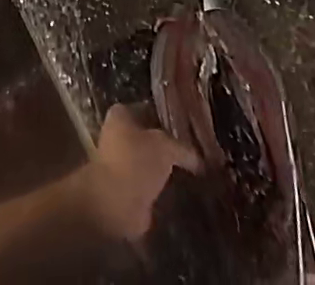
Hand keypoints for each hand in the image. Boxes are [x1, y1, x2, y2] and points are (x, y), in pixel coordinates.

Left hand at [74, 104, 201, 241]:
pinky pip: (151, 184)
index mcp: (121, 115)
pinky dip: (165, 189)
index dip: (171, 118)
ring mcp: (121, 163)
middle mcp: (117, 135)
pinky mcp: (126, 189)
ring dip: (168, 169)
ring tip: (196, 174)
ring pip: (152, 162)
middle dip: (171, 146)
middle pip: (151, 137)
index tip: (192, 129)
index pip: (151, 109)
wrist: (115, 204)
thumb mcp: (166, 147)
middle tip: (198, 154)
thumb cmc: (136, 162)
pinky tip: (185, 192)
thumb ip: (184, 149)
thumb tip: (200, 159)